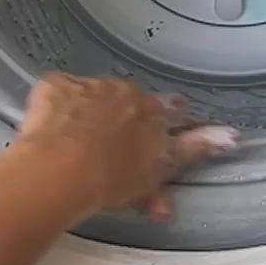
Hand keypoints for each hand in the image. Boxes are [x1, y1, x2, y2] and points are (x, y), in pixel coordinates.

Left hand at [12, 74, 238, 220]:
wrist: (58, 171)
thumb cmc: (107, 179)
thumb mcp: (154, 175)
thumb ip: (185, 160)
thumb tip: (218, 153)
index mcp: (153, 115)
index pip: (170, 110)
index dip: (171, 114)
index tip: (175, 112)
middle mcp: (127, 94)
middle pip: (134, 99)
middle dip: (130, 111)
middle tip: (119, 133)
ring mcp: (90, 88)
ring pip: (95, 93)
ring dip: (90, 108)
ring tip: (76, 136)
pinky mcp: (57, 85)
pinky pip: (58, 89)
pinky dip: (54, 103)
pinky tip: (47, 123)